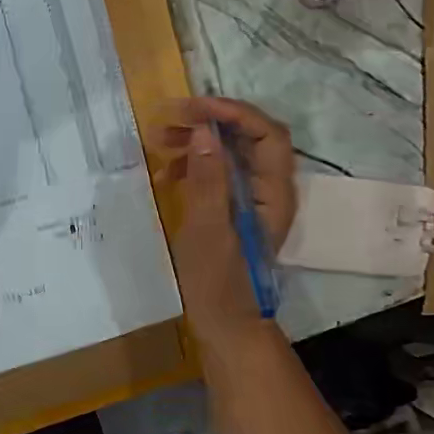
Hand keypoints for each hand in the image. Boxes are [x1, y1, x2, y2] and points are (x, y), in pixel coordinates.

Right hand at [162, 97, 297, 344]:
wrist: (224, 324)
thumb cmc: (217, 281)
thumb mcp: (207, 230)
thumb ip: (209, 180)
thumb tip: (205, 131)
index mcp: (273, 193)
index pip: (267, 134)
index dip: (234, 113)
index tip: (193, 109)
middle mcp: (269, 190)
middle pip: (249, 139)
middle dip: (211, 123)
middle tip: (169, 123)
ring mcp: (251, 201)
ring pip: (231, 155)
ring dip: (198, 143)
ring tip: (160, 145)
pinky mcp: (233, 211)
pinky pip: (218, 175)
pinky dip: (194, 167)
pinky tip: (167, 176)